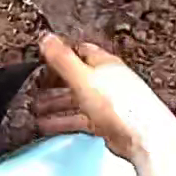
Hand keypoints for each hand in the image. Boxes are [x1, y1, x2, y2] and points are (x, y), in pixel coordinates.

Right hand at [31, 34, 175, 161]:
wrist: (142, 137)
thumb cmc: (119, 105)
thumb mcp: (83, 78)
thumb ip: (63, 59)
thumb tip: (46, 38)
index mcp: (104, 65)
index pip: (79, 52)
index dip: (60, 55)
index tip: (42, 60)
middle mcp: (106, 82)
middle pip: (75, 78)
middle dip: (52, 84)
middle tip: (33, 88)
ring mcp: (106, 103)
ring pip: (74, 100)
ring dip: (54, 105)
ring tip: (34, 110)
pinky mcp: (105, 124)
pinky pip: (77, 119)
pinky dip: (61, 122)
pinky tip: (47, 126)